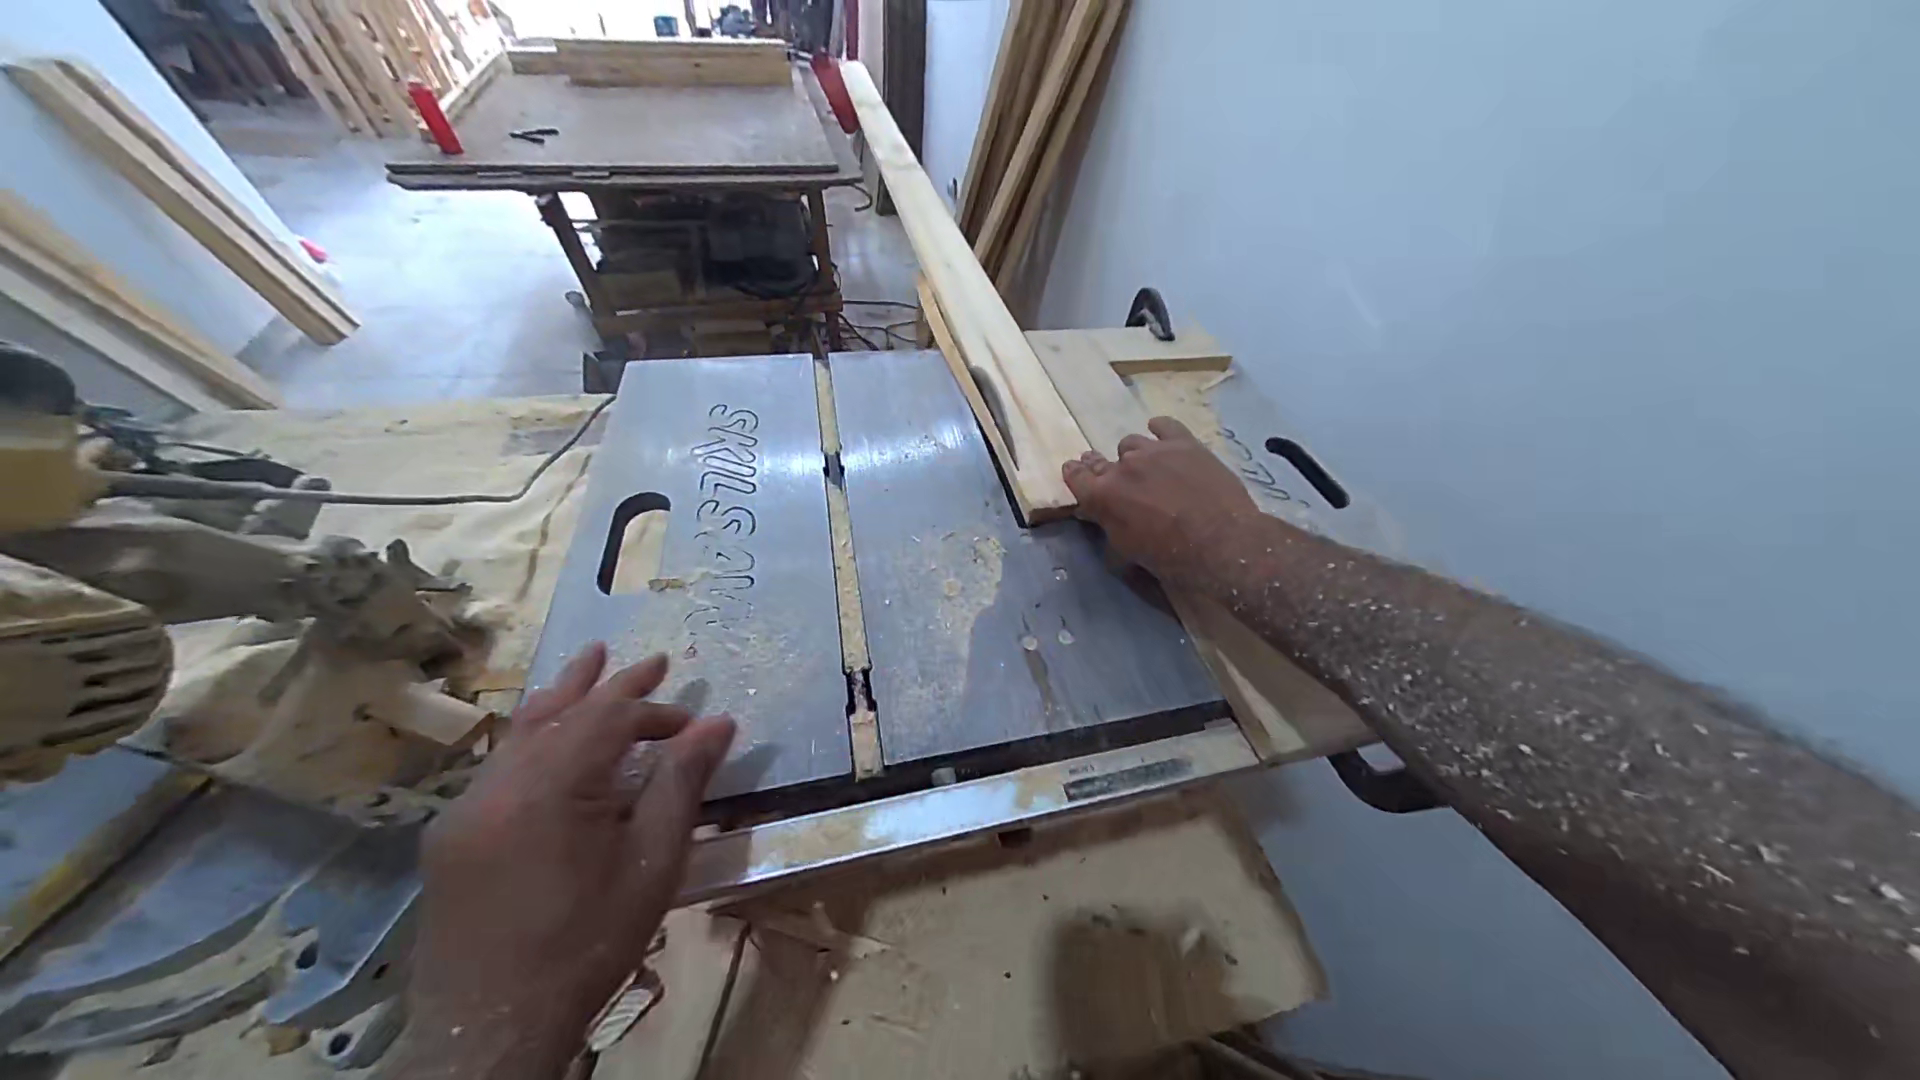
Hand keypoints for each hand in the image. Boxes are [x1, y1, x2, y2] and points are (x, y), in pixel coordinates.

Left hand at [398, 644, 734, 1076]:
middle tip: (653, 660)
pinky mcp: (453, 833)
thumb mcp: (652, 860)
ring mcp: (467, 807)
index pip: (609, 718)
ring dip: (566, 696)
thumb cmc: (587, 940)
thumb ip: (682, 782)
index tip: (693, 729)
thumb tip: (719, 722)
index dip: (656, 712)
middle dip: (612, 684)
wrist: (489, 1029)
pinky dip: (535, 735)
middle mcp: (499, 783)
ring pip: (523, 731)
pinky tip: (549, 731)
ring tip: (590, 660)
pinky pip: (500, 763)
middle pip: (564, 712)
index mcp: (550, 787)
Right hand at [1061, 416, 1259, 586]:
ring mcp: (1153, 451)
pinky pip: (1164, 425)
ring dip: (1133, 455)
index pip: (1076, 476)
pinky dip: (1159, 429)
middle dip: (1098, 464)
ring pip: (1131, 443)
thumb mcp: (1126, 550)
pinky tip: (1160, 433)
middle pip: (1100, 459)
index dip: (1074, 473)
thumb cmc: (1169, 557)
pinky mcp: (1184, 443)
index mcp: (1102, 495)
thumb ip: (1108, 524)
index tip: (1074, 471)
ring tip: (1146, 466)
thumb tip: (1102, 514)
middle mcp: (1122, 468)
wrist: (1219, 542)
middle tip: (1106, 472)